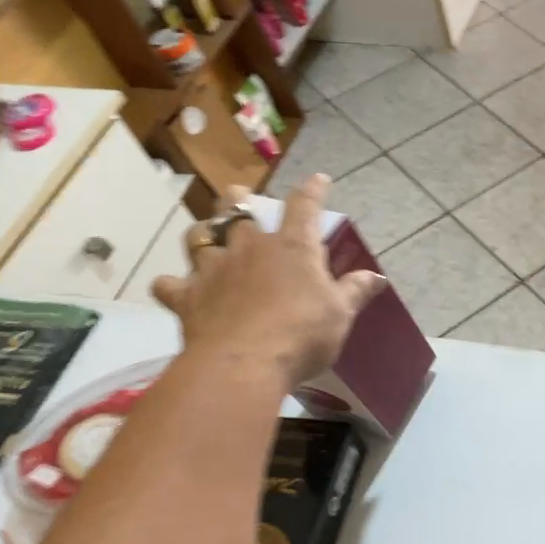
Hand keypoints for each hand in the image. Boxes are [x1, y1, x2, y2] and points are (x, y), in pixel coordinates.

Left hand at [152, 177, 386, 389]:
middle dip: (238, 198)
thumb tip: (376, 277)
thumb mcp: (340, 315)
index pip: (304, 207)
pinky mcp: (187, 297)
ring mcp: (213, 270)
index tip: (319, 179)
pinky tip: (174, 288)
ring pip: (199, 237)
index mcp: (292, 248)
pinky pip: (169, 285)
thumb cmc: (302, 335)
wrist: (244, 364)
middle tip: (238, 193)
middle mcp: (249, 248)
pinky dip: (171, 285)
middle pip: (237, 209)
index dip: (313, 191)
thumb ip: (354, 291)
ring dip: (204, 233)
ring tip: (207, 235)